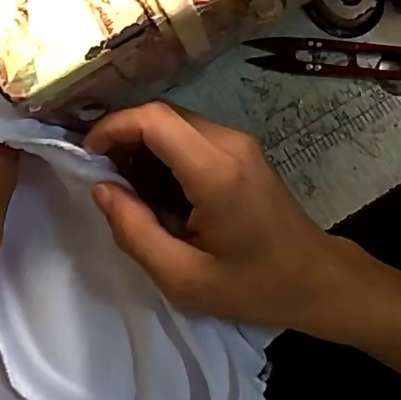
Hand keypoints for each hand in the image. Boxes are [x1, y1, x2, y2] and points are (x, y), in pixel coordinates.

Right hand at [82, 102, 375, 337]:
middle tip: (100, 173)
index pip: (154, 119)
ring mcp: (241, 142)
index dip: (112, 127)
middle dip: (124, 134)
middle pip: (164, 113)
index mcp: (216, 170)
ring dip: (144, 142)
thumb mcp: (183, 277)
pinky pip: (193, 134)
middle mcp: (230, 142)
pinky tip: (156, 185)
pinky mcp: (244, 150)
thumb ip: (135, 231)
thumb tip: (100, 188)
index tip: (86, 155)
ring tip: (124, 184)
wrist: (314, 277)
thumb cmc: (252, 285)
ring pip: (177, 121)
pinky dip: (165, 149)